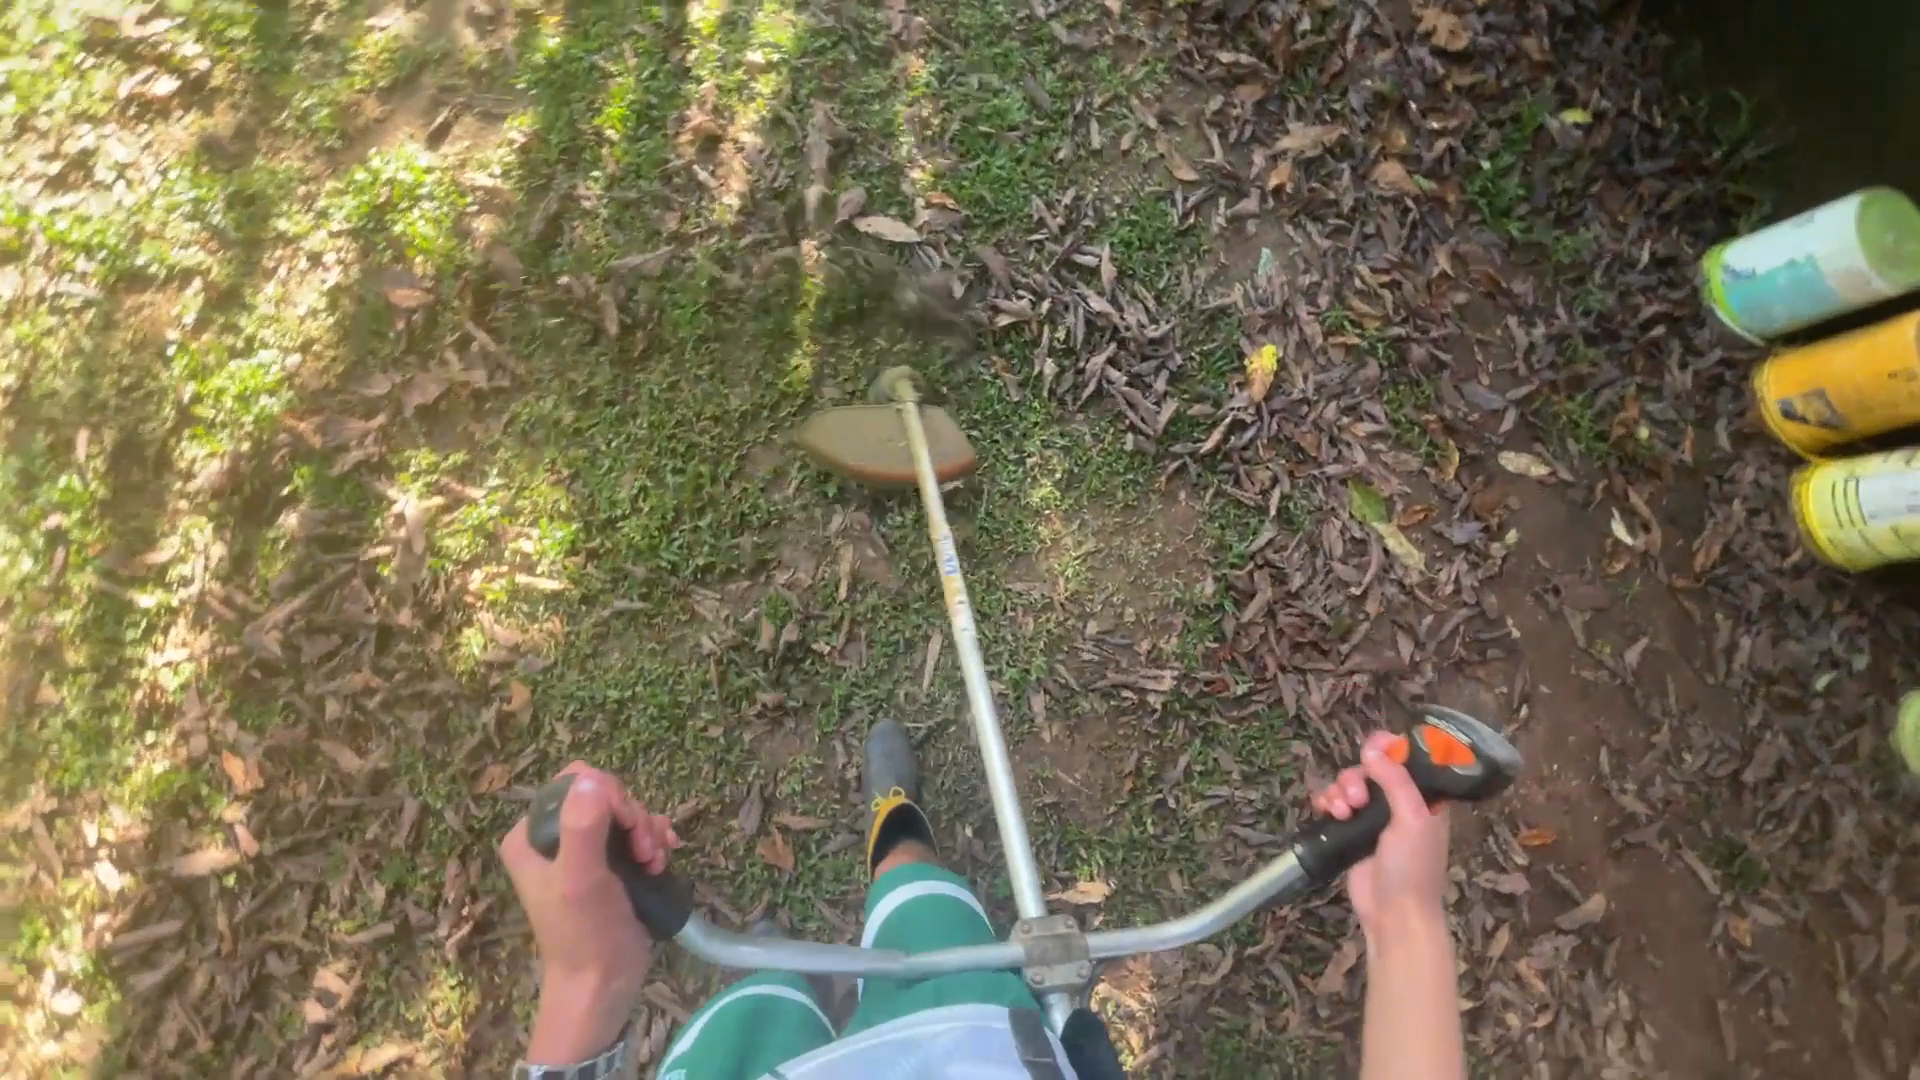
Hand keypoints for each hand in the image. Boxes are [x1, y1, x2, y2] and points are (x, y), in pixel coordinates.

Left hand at [499, 762, 680, 1063]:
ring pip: (626, 812)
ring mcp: (584, 850)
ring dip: (647, 832)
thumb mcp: (580, 878)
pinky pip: (638, 831)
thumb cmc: (584, 933)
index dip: (608, 795)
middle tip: (643, 852)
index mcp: (530, 835)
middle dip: (633, 818)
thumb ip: (583, 827)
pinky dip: (655, 840)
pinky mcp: (610, 863)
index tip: (625, 826)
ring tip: (654, 862)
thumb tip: (593, 778)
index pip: (575, 782)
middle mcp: (554, 837)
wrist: (603, 984)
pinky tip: (663, 860)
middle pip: (606, 795)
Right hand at [1310, 731, 1448, 937]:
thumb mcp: (1412, 820)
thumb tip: (1373, 749)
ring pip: (1348, 784)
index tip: (1371, 750)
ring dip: (1339, 791)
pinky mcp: (1351, 830)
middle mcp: (1398, 803)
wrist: (1393, 913)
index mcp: (1423, 799)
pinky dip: (1327, 801)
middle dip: (1356, 777)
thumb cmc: (1412, 868)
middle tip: (1355, 798)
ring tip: (1341, 812)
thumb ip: (1395, 781)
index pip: (1406, 760)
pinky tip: (1327, 812)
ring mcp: (1373, 818)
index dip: (1389, 749)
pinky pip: (1333, 802)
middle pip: (1369, 769)